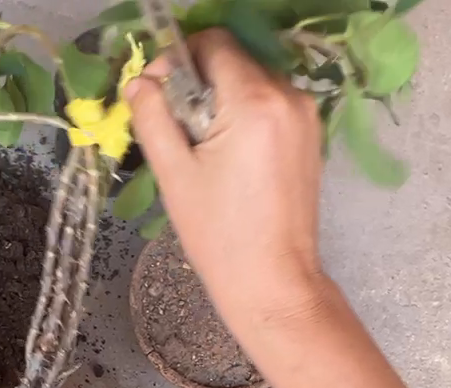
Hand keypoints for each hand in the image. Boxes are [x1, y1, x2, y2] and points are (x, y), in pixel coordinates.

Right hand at [125, 31, 333, 331]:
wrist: (272, 282)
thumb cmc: (219, 238)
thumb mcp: (175, 177)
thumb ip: (153, 119)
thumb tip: (139, 82)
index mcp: (254, 101)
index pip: (213, 43)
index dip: (179, 61)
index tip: (159, 99)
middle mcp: (288, 95)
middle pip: (234, 61)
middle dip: (200, 87)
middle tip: (179, 136)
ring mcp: (306, 115)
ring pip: (252, 83)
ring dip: (223, 104)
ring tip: (206, 156)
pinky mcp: (311, 136)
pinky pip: (271, 107)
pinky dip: (246, 119)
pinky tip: (232, 163)